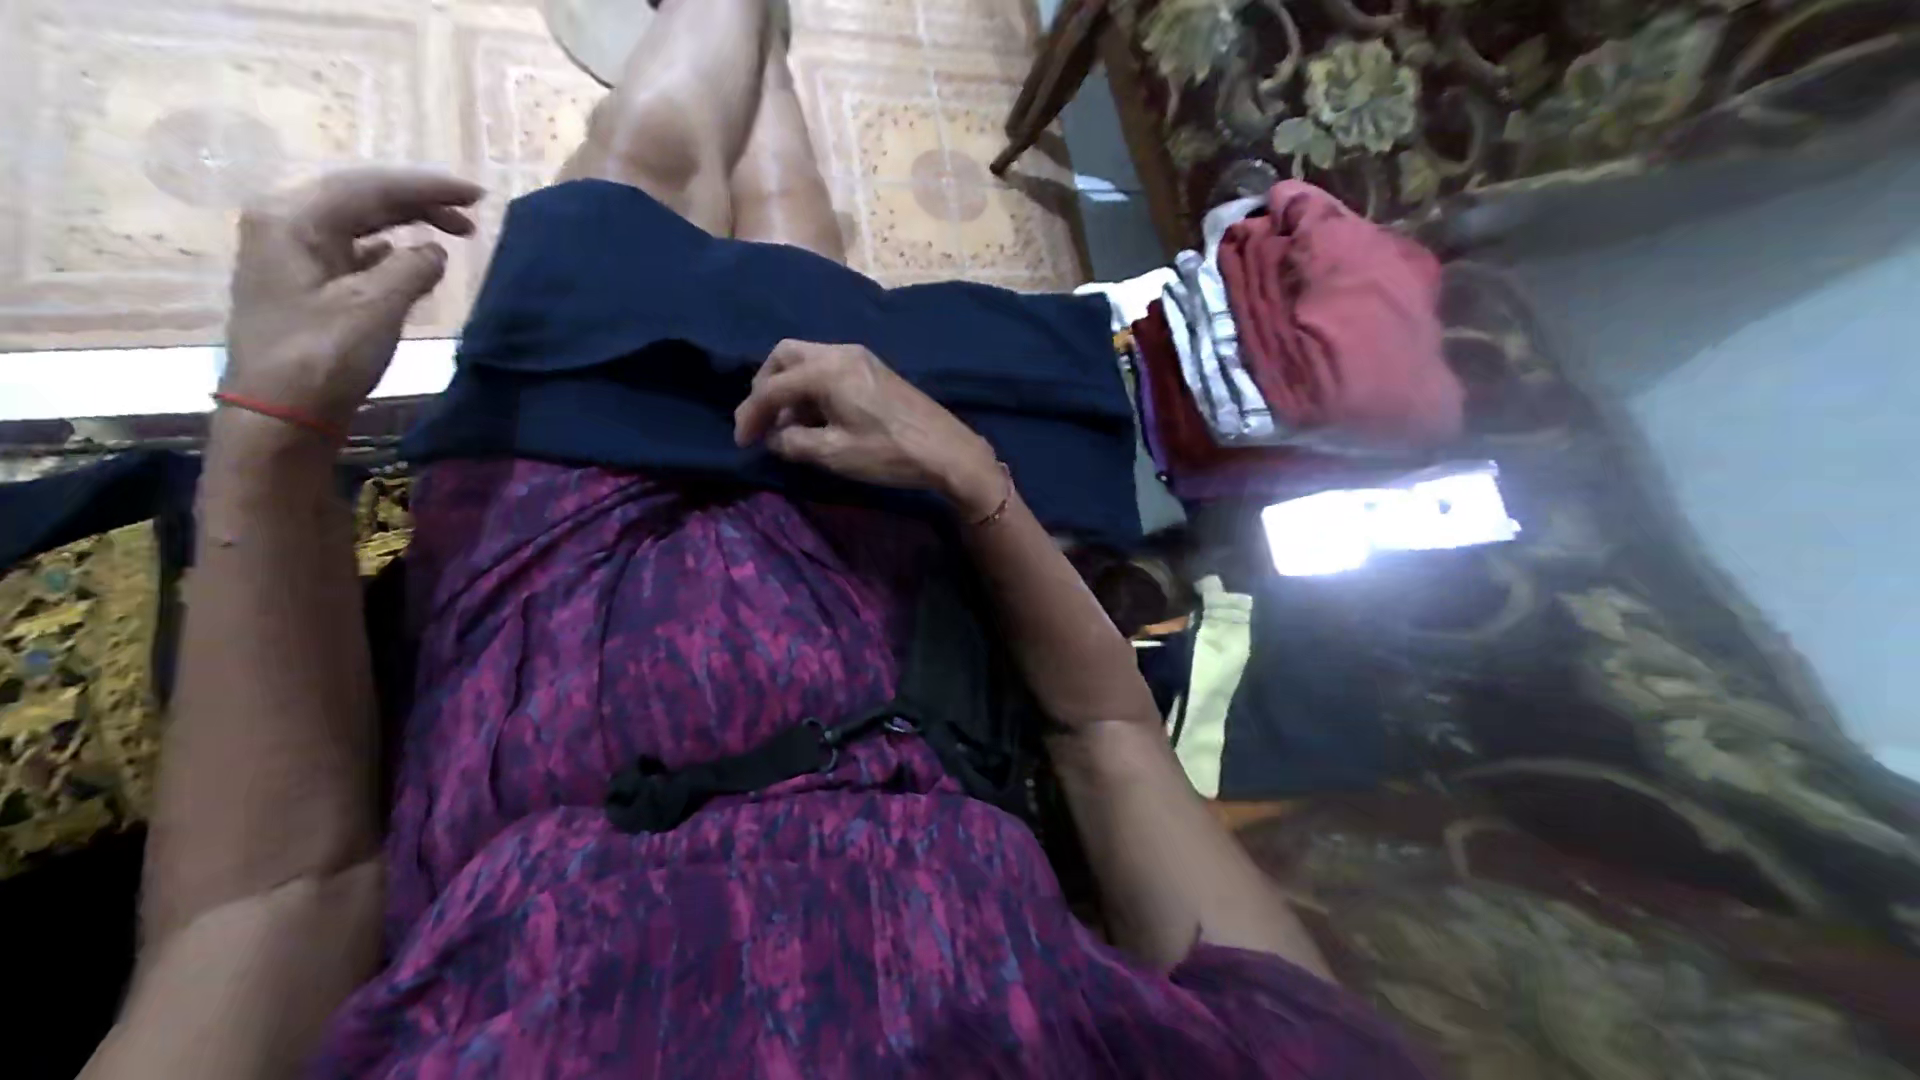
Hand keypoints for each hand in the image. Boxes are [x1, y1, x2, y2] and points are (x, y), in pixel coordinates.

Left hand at [221, 167, 484, 431]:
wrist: (282, 407)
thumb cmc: (326, 353)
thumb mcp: (376, 306)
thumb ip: (412, 269)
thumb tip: (435, 250)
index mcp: (295, 219)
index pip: (371, 187)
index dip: (428, 188)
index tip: (479, 196)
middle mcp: (286, 224)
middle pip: (361, 198)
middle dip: (418, 201)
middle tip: (472, 215)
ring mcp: (292, 253)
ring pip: (358, 222)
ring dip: (406, 222)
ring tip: (451, 232)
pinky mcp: (305, 282)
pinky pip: (353, 248)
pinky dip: (388, 247)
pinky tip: (410, 254)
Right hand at [733, 340, 1004, 517]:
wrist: (948, 451)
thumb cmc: (890, 453)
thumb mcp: (835, 453)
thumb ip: (794, 442)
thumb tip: (775, 437)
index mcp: (828, 369)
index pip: (773, 386)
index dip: (751, 413)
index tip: (742, 441)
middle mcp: (841, 353)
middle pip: (786, 357)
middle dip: (766, 387)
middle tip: (763, 421)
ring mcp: (861, 358)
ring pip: (808, 361)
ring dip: (790, 388)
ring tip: (790, 427)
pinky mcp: (874, 370)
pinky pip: (829, 369)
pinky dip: (812, 389)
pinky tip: (817, 419)